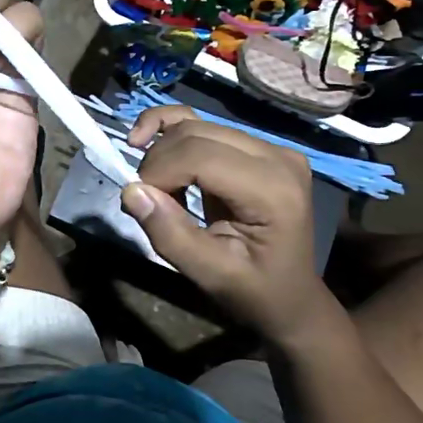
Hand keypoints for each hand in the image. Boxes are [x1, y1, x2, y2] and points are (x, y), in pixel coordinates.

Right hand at [119, 107, 337, 343]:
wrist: (291, 297)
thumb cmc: (255, 292)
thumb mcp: (210, 275)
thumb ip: (170, 233)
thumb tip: (131, 191)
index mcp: (273, 190)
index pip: (201, 156)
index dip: (160, 172)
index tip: (140, 203)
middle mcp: (277, 157)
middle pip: (197, 134)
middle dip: (158, 161)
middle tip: (144, 199)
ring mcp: (272, 147)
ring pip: (198, 125)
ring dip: (164, 150)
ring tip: (152, 185)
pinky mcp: (259, 147)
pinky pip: (207, 126)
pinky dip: (172, 129)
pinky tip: (146, 137)